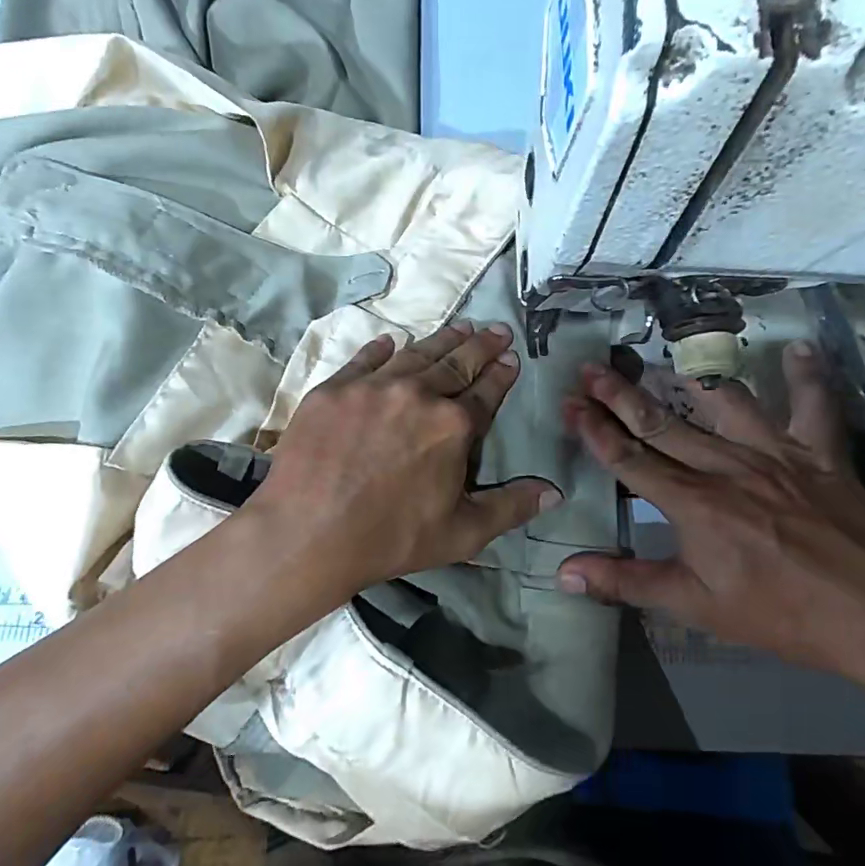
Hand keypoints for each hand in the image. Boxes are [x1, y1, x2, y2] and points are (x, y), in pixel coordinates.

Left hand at [245, 321, 560, 594]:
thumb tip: (555, 492)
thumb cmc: (391, 538)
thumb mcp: (462, 533)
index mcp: (453, 426)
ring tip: (459, 327)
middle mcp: (417, 394)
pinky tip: (390, 341)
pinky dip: (381, 349)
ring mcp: (371, 387)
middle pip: (455, 363)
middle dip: (480, 345)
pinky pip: (363, 360)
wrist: (309, 532)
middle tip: (495, 329)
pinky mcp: (333, 390)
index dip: (501, 374)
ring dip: (440, 340)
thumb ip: (510, 507)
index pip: (486, 391)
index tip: (511, 357)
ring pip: (414, 354)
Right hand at [557, 342, 864, 670]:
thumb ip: (625, 582)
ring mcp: (776, 454)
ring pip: (722, 405)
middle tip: (591, 369)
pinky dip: (806, 376)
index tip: (569, 404)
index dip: (595, 431)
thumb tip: (563, 573)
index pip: (630, 459)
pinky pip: (813, 406)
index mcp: (693, 503)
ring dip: (687, 381)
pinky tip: (796, 350)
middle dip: (620, 396)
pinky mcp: (820, 455)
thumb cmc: (778, 613)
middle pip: (663, 424)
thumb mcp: (693, 604)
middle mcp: (727, 467)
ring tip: (661, 362)